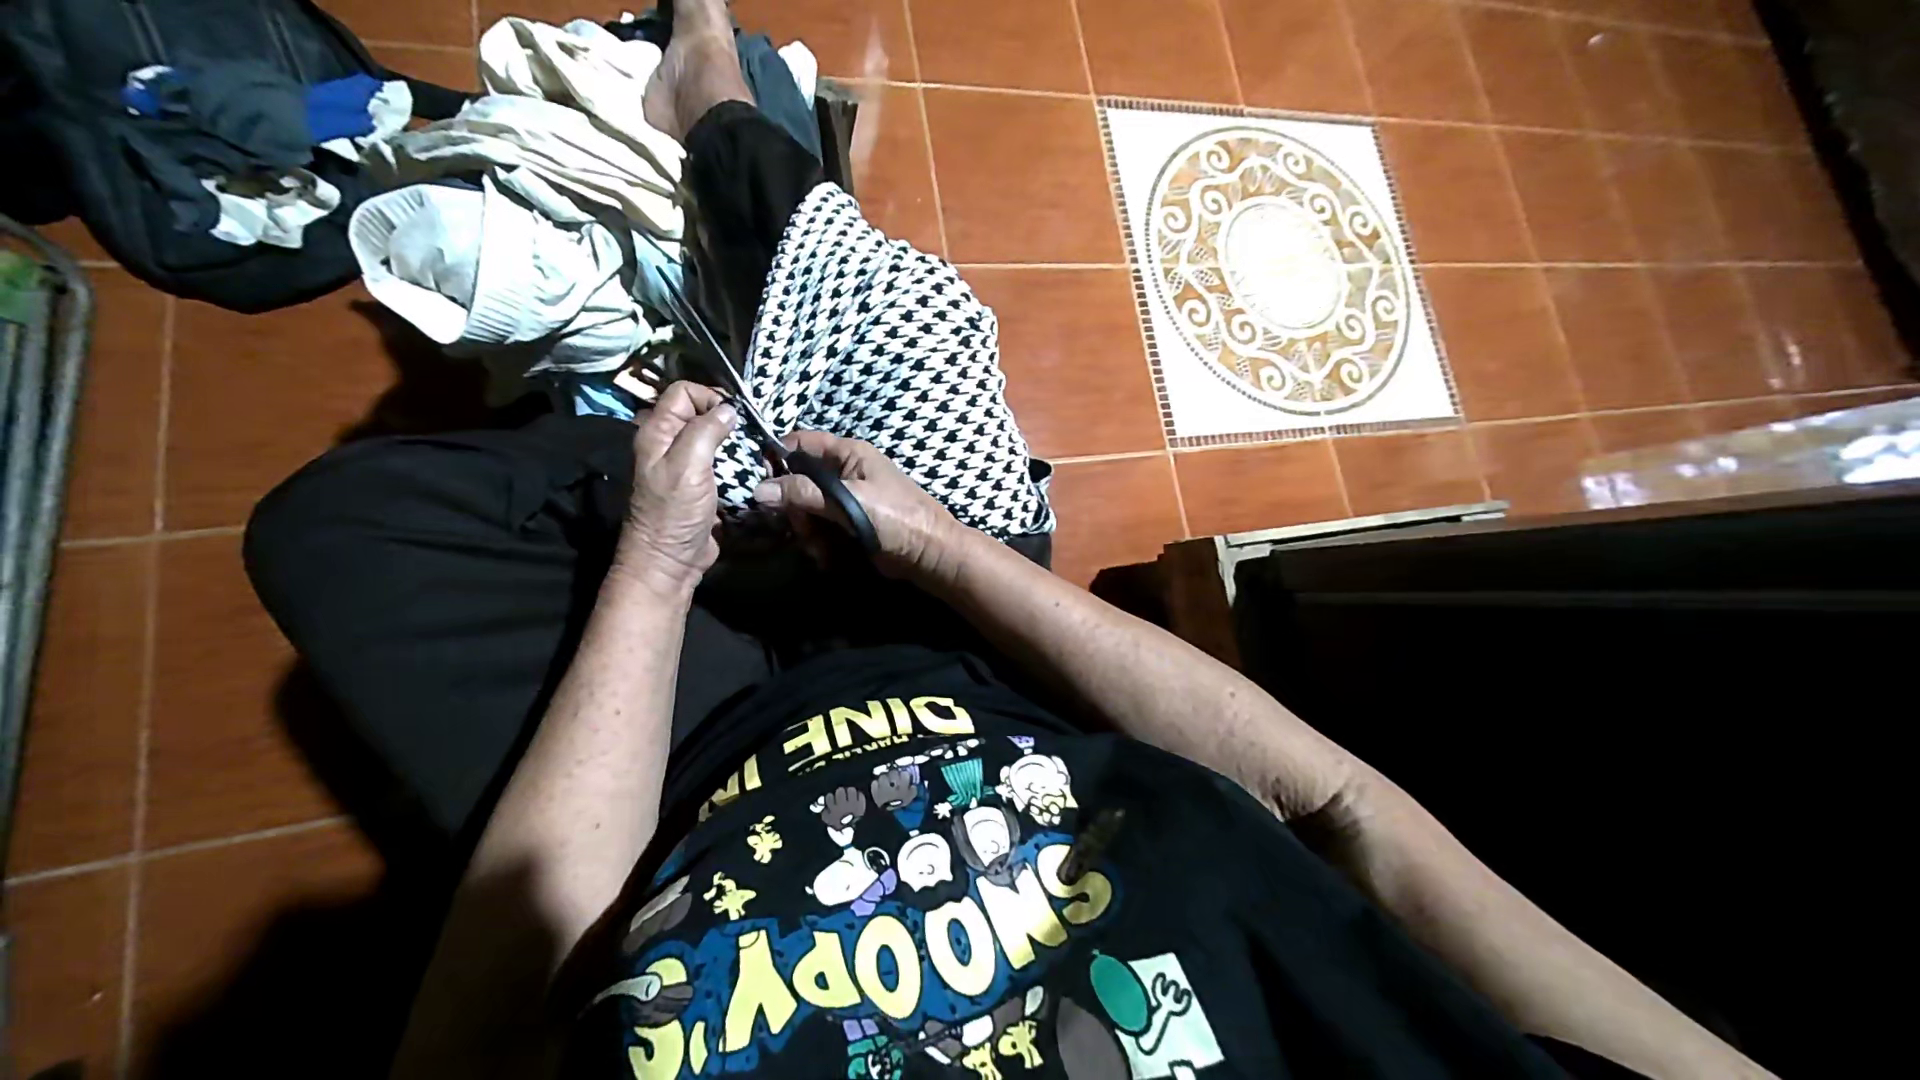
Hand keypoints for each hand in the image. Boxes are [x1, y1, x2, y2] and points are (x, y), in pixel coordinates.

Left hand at [616, 381, 736, 595]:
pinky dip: (741, 468)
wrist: (670, 562)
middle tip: (751, 436)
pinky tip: (755, 474)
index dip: (709, 397)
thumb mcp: (688, 465)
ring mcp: (689, 468)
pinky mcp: (706, 488)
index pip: (683, 392)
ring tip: (758, 456)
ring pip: (719, 442)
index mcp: (658, 433)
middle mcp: (672, 445)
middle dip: (730, 422)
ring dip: (740, 447)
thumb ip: (706, 431)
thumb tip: (730, 409)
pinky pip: (726, 468)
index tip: (734, 416)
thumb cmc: (673, 513)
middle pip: (703, 415)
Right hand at [750, 430, 967, 582]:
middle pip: (797, 482)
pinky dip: (819, 545)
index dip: (778, 459)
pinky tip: (828, 558)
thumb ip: (804, 494)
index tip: (764, 486)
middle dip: (795, 509)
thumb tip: (759, 492)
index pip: (800, 443)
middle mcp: (844, 472)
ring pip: (805, 510)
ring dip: (807, 533)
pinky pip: (819, 530)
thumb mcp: (849, 501)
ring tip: (820, 550)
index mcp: (848, 454)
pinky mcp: (847, 525)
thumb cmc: (896, 517)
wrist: (929, 553)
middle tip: (801, 530)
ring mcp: (845, 500)